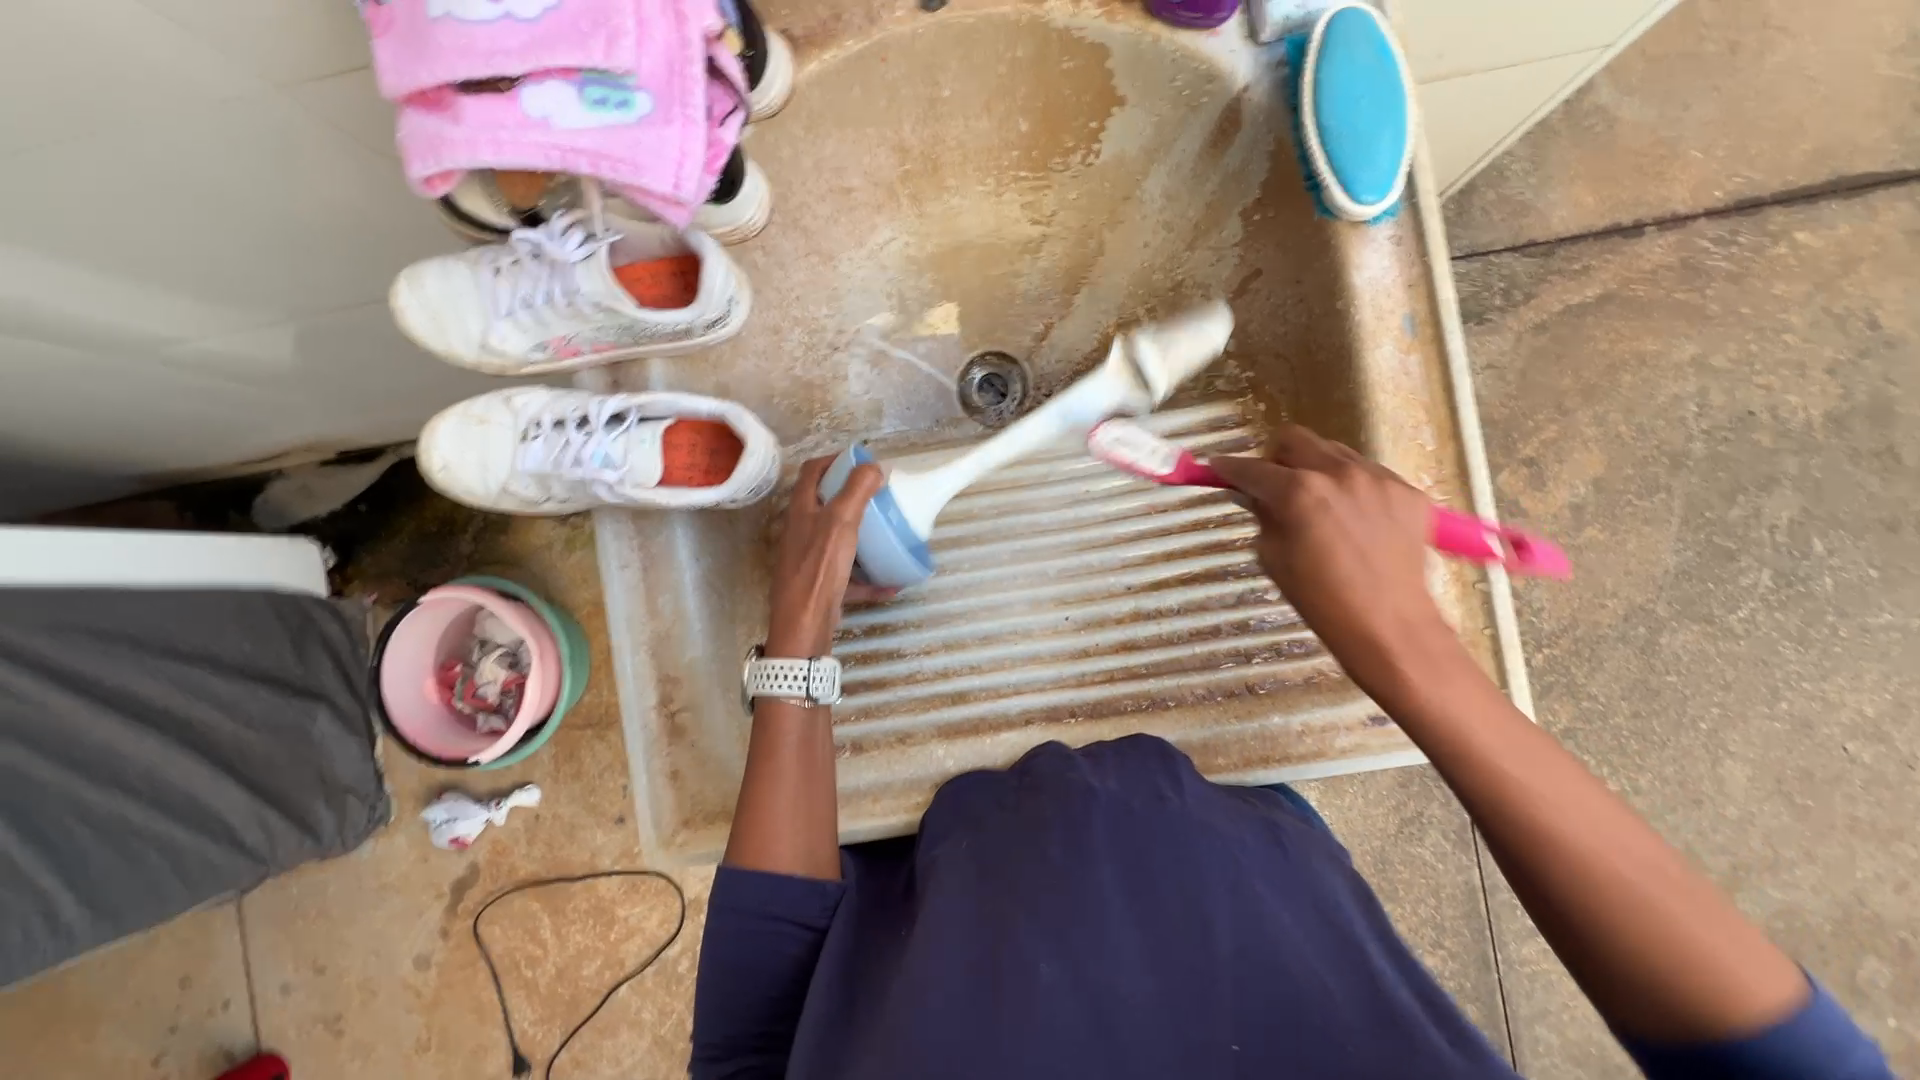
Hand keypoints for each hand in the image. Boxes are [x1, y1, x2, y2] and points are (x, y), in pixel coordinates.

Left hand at [765, 457, 894, 657]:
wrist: (804, 624)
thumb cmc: (819, 566)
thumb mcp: (841, 521)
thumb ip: (857, 490)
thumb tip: (875, 467)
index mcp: (802, 510)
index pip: (811, 472)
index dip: (833, 460)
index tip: (860, 461)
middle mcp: (802, 531)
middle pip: (824, 505)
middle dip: (851, 497)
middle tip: (878, 495)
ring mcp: (810, 560)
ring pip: (837, 540)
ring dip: (862, 536)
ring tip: (886, 533)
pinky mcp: (822, 585)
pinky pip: (849, 577)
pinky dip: (870, 579)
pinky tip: (892, 585)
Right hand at [1208, 425, 1459, 694]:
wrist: (1388, 624)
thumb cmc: (1320, 599)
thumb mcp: (1273, 557)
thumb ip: (1264, 516)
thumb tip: (1257, 496)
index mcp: (1299, 492)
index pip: (1252, 469)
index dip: (1229, 468)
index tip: (1218, 467)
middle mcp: (1339, 473)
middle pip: (1295, 439)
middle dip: (1277, 457)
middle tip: (1274, 484)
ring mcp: (1378, 479)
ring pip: (1335, 452)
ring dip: (1317, 469)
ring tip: (1320, 505)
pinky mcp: (1407, 492)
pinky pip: (1370, 475)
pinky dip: (1353, 488)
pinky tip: (1354, 521)